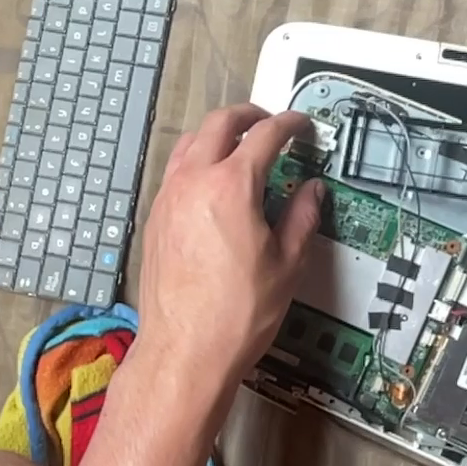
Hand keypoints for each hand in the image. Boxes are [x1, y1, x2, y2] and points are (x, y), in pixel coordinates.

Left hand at [131, 104, 323, 403]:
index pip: (265, 136)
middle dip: (248, 115)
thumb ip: (302, 217)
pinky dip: (196, 159)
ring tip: (239, 146)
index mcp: (231, 187)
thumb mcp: (287, 265)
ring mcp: (168, 198)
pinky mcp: (155, 218)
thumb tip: (311, 192)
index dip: (289, 124)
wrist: (184, 350)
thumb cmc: (234, 315)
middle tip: (270, 123)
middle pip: (219, 123)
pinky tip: (211, 182)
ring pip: (189, 141)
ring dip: (217, 134)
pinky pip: (175, 170)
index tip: (301, 126)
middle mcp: (193, 182)